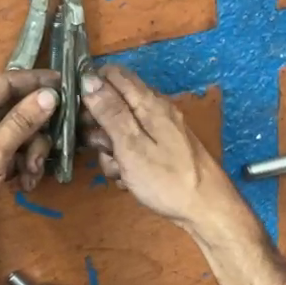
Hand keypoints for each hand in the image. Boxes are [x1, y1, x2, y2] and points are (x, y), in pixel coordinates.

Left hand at [0, 68, 59, 249]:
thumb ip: (22, 122)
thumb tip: (50, 95)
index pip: (3, 84)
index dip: (33, 82)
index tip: (62, 83)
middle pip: (13, 113)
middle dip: (34, 130)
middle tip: (53, 142)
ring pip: (16, 139)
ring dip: (30, 154)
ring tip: (32, 174)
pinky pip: (10, 159)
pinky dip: (21, 169)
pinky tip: (25, 185)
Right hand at [81, 65, 246, 233]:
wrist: (206, 209)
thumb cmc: (167, 180)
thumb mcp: (131, 146)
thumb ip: (110, 112)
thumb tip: (88, 79)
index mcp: (148, 103)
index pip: (113, 75)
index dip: (91, 87)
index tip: (79, 113)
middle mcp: (155, 110)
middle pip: (115, 103)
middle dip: (99, 126)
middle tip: (102, 150)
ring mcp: (160, 131)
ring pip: (121, 130)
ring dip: (111, 150)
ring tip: (120, 171)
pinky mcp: (163, 150)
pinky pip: (134, 147)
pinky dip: (126, 162)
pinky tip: (130, 180)